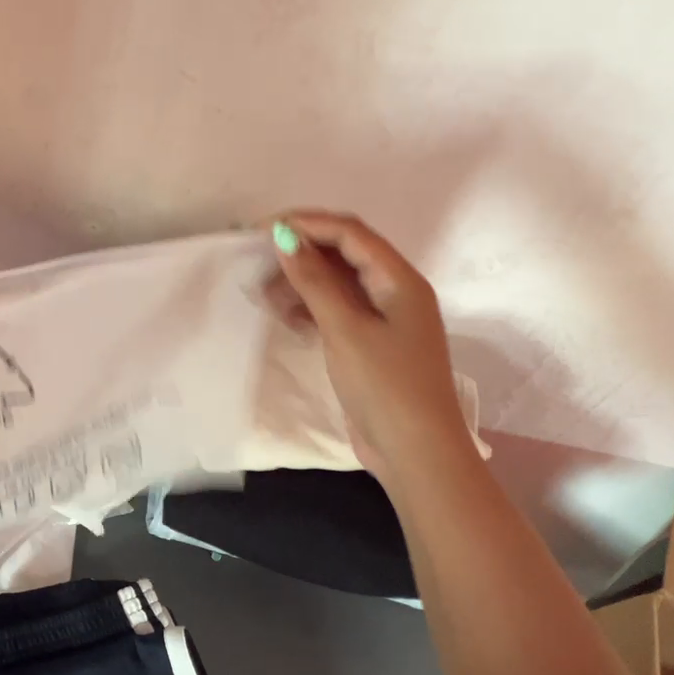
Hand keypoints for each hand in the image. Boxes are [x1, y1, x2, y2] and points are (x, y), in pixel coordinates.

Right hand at [264, 211, 471, 480]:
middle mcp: (394, 291)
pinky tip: (287, 317)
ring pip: (336, 281)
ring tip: (266, 295)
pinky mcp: (370, 342)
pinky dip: (309, 306)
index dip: (307, 224)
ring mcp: (384, 318)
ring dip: (301, 281)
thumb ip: (314, 280)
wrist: (415, 450)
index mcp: (399, 280)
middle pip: (343, 253)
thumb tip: (285, 236)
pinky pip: (336, 308)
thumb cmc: (385, 385)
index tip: (261, 231)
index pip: (350, 233)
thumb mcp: (345, 329)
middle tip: (258, 262)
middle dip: (301, 252)